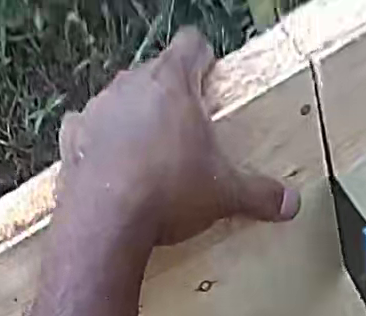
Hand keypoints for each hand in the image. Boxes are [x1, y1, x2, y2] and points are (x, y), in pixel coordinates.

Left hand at [56, 28, 299, 248]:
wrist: (108, 220)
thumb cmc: (171, 193)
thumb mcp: (223, 194)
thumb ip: (258, 194)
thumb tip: (292, 203)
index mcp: (173, 83)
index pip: (192, 45)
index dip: (204, 59)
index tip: (210, 78)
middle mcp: (131, 84)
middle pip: (154, 74)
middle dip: (169, 97)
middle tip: (184, 133)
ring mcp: (98, 110)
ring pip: (119, 102)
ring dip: (133, 121)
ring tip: (147, 158)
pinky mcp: (73, 140)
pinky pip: (87, 132)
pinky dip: (98, 146)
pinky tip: (109, 169)